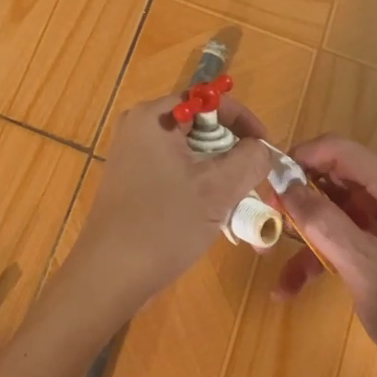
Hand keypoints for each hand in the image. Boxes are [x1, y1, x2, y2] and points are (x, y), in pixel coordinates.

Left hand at [70, 94, 274, 305]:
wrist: (110, 276)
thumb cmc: (164, 224)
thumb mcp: (218, 189)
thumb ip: (250, 159)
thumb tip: (263, 149)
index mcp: (154, 116)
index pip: (208, 100)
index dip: (243, 120)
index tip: (266, 149)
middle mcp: (139, 127)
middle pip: (199, 125)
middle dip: (232, 150)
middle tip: (255, 180)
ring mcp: (132, 155)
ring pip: (189, 152)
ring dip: (218, 171)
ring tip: (237, 201)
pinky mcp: (132, 181)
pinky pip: (174, 170)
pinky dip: (198, 184)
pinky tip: (211, 214)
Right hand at [274, 134, 376, 376]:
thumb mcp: (365, 267)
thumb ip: (325, 223)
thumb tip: (285, 183)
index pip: (340, 150)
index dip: (303, 156)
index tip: (269, 178)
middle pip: (331, 178)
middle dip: (295, 194)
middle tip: (263, 214)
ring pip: (328, 213)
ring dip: (298, 231)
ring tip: (265, 252)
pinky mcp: (374, 257)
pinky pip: (334, 245)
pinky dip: (310, 262)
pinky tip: (286, 289)